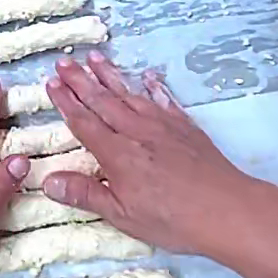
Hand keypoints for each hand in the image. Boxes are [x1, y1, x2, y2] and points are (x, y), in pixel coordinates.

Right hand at [41, 51, 265, 257]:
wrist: (230, 210)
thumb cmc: (174, 219)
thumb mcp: (124, 216)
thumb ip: (86, 194)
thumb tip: (48, 181)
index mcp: (117, 153)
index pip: (84, 122)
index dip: (65, 102)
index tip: (50, 82)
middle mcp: (135, 131)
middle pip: (102, 101)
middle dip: (80, 80)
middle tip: (63, 62)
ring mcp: (162, 125)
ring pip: (128, 94)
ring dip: (109, 75)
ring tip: (93, 58)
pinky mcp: (185, 127)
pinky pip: (164, 100)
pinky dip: (153, 87)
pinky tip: (147, 77)